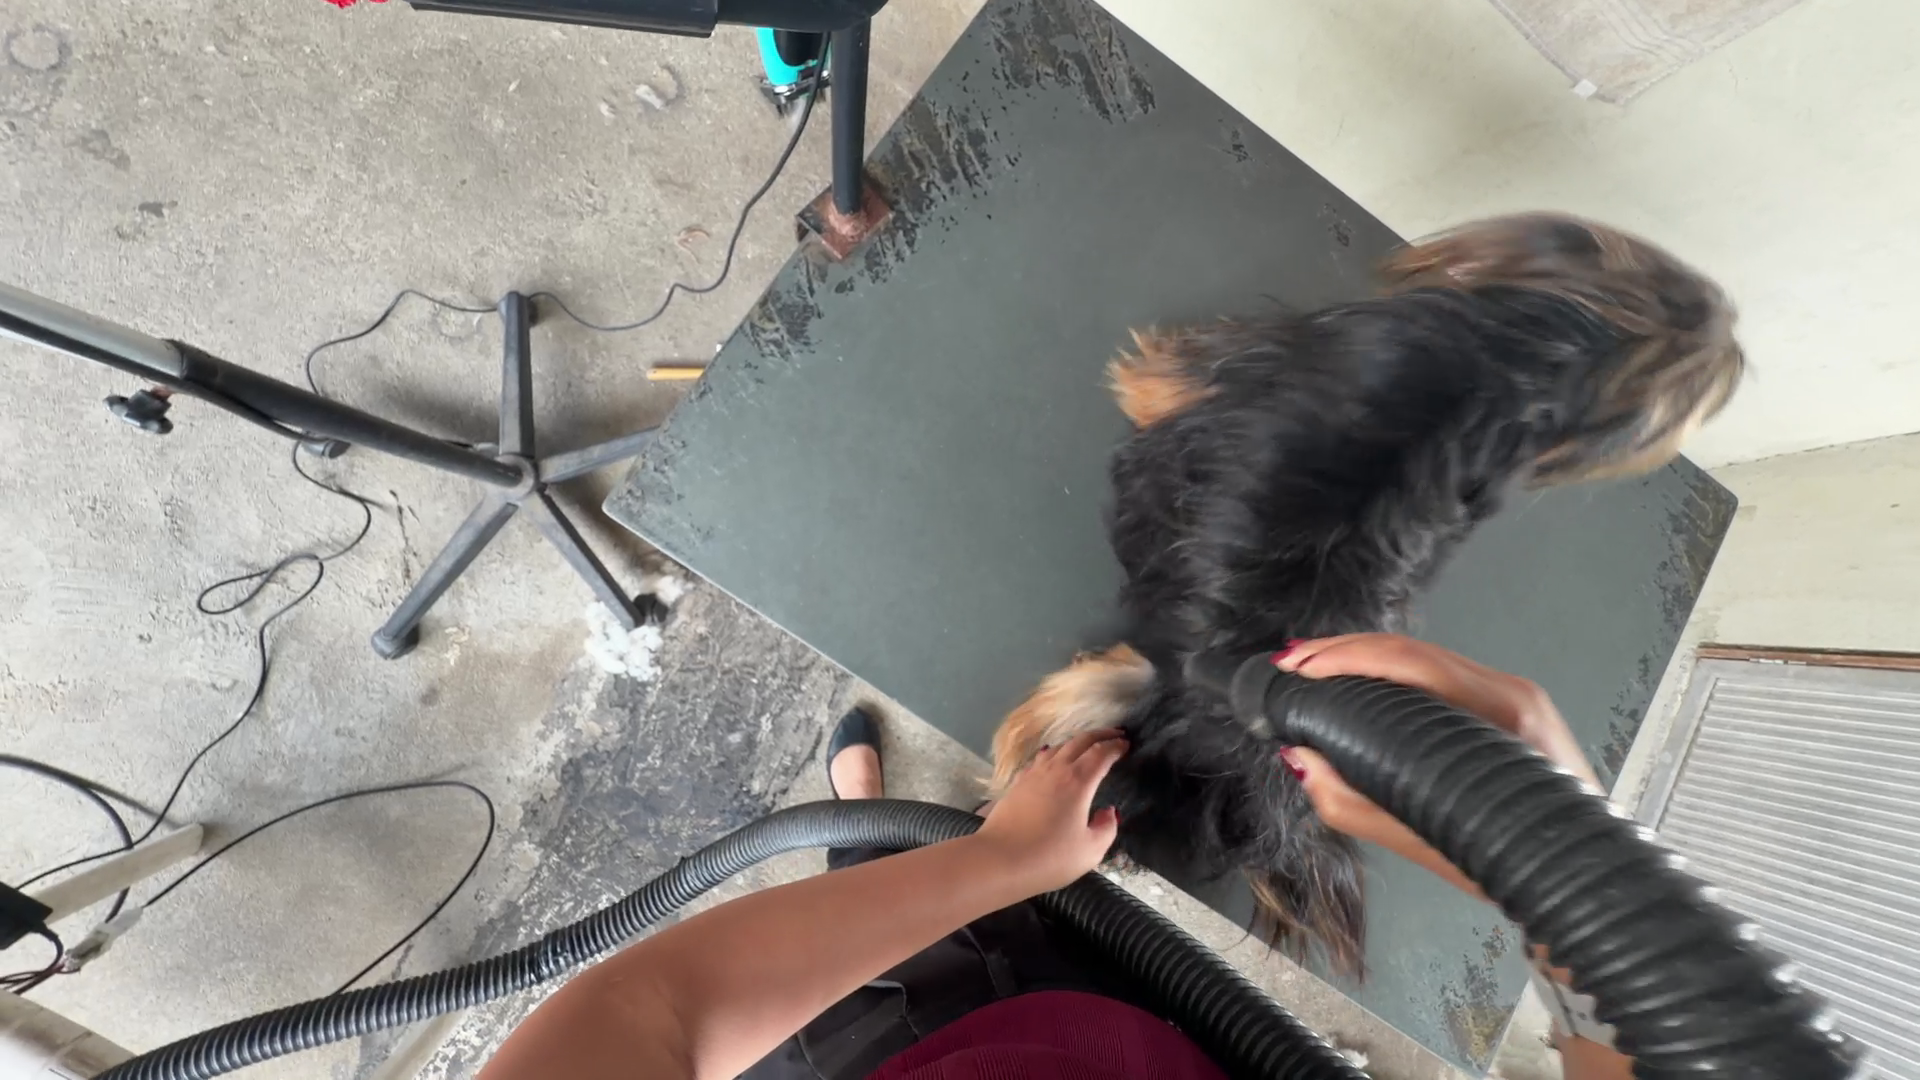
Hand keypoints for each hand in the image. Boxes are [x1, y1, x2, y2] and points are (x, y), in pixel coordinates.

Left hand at [973, 728, 1125, 893]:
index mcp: (1078, 781)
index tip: (1126, 743)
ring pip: (1058, 747)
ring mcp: (1033, 773)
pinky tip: (1053, 762)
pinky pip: (1040, 759)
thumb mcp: (1090, 850)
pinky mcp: (1018, 782)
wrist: (999, 859)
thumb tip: (1109, 811)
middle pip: (1080, 741)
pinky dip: (1054, 754)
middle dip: (1099, 735)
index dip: (1115, 746)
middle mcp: (1056, 769)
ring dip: (1076, 742)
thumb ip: (1106, 828)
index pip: (1100, 754)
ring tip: (1086, 747)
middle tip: (1114, 734)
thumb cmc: (1049, 857)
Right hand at [1275, 633, 1600, 898]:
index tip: (1300, 669)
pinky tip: (1351, 672)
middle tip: (1291, 663)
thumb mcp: (1430, 845)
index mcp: (1501, 717)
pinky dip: (1382, 665)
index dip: (1345, 657)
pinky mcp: (1500, 699)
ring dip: (1357, 654)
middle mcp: (1508, 693)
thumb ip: (1357, 807)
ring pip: (1417, 652)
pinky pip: (1428, 667)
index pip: (1409, 662)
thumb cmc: (1522, 861)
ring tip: (1309, 664)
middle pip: (1408, 647)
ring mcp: (1507, 692)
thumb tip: (1302, 763)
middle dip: (1339, 649)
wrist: (1589, 878)